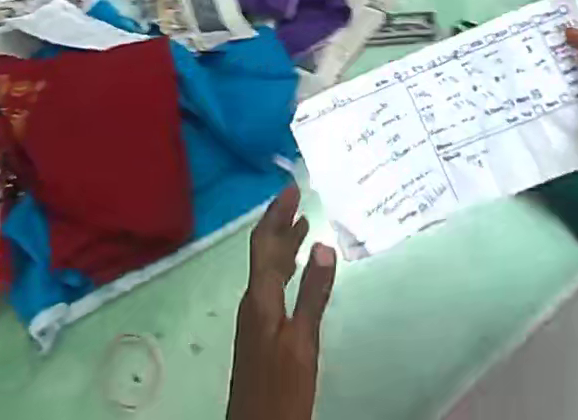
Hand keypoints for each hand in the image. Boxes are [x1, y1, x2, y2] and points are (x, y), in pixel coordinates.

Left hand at [227, 187, 335, 419]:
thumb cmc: (281, 389)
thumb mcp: (303, 343)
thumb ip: (313, 295)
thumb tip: (324, 244)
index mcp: (260, 296)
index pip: (265, 242)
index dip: (276, 213)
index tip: (291, 188)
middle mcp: (253, 300)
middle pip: (264, 252)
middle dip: (280, 223)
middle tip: (297, 198)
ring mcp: (255, 317)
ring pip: (268, 268)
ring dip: (283, 245)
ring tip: (302, 226)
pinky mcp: (261, 332)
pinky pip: (271, 284)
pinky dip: (285, 267)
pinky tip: (296, 272)